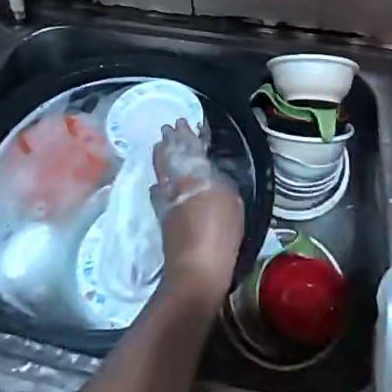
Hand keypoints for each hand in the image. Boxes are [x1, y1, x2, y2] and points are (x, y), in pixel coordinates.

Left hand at [150, 120, 244, 297]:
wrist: (195, 270)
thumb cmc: (219, 233)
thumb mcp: (232, 202)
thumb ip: (221, 182)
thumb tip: (210, 174)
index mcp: (194, 174)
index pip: (188, 147)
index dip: (185, 134)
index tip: (181, 122)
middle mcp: (176, 182)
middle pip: (169, 156)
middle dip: (169, 141)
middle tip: (166, 130)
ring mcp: (166, 201)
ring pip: (161, 171)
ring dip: (160, 157)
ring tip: (160, 147)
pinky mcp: (163, 218)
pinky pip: (158, 191)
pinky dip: (159, 182)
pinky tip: (158, 184)